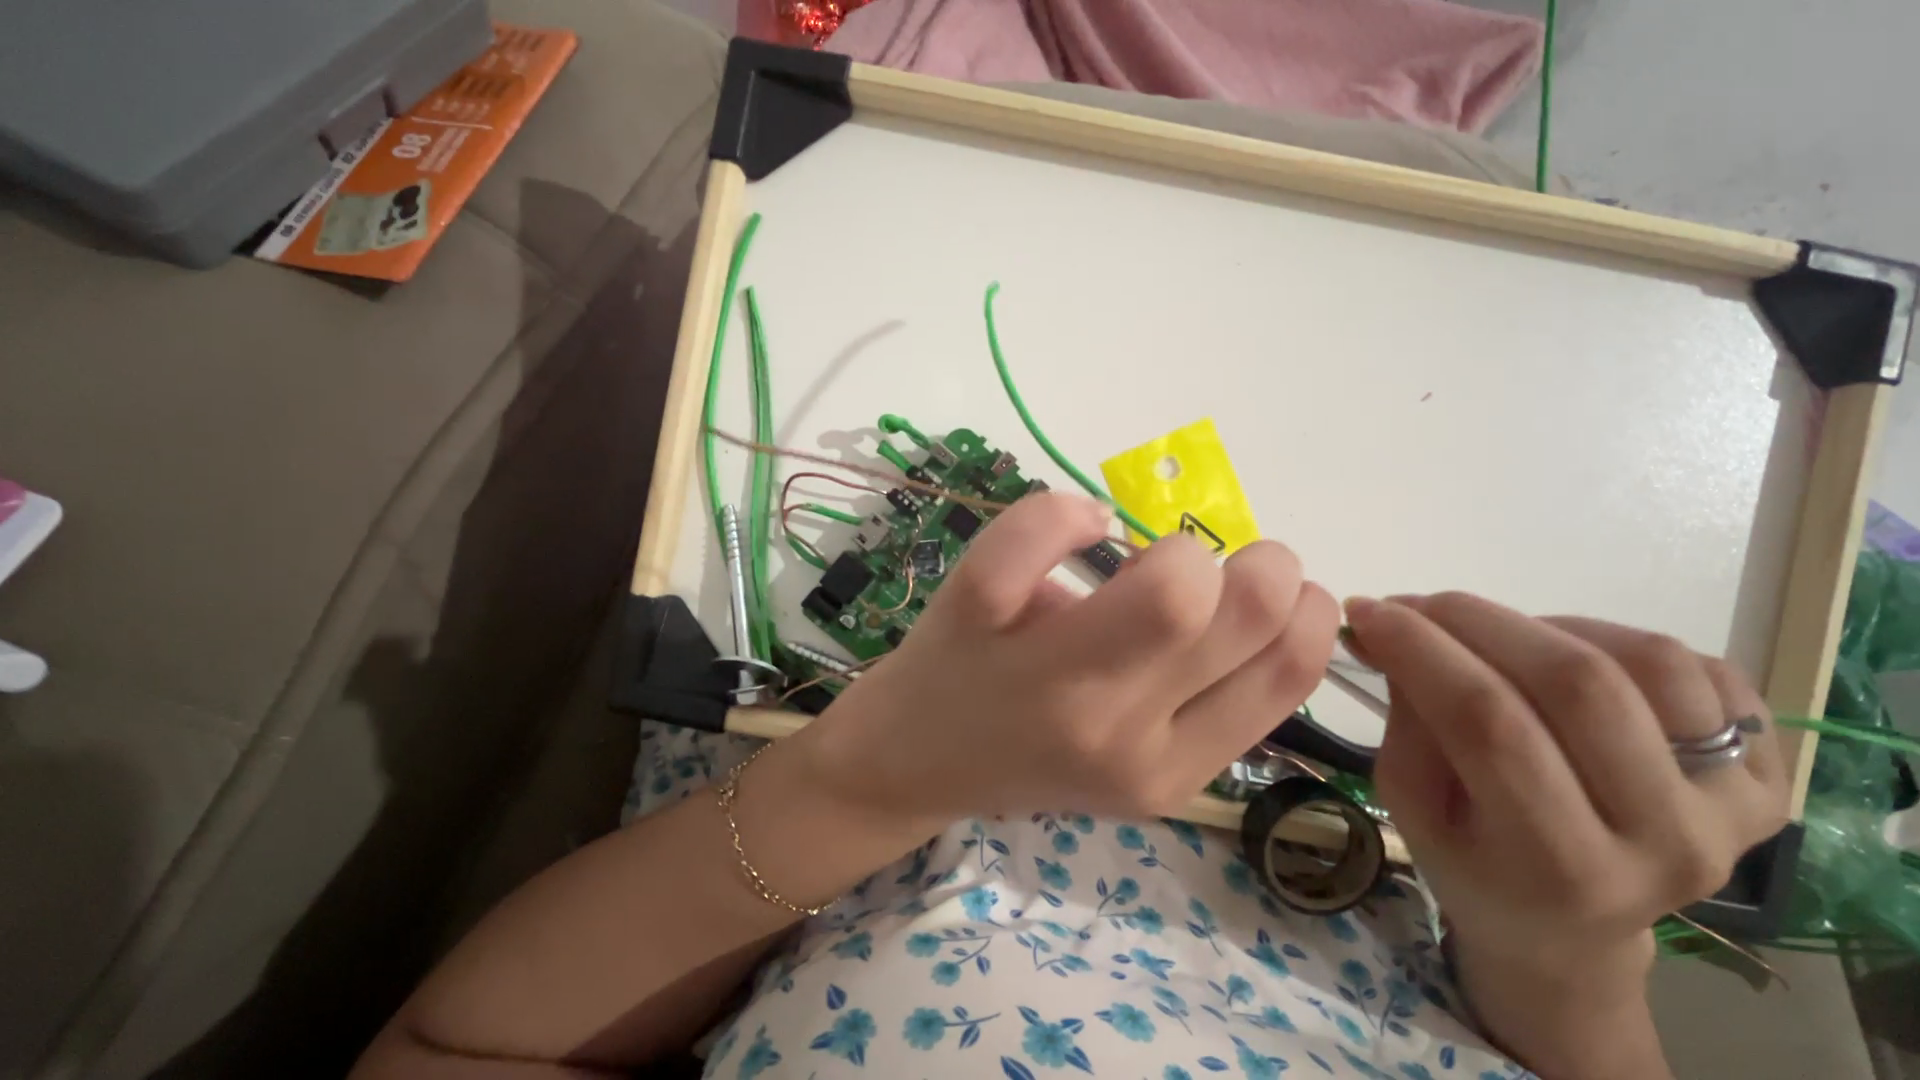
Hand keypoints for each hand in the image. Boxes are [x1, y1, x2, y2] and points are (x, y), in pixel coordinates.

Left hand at [793, 492, 1338, 825]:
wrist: (907, 765)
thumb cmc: (1028, 750)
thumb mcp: (1132, 758)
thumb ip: (1202, 698)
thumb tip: (1270, 595)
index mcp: (1166, 772)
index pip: (1284, 675)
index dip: (1306, 613)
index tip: (1282, 593)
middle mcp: (1115, 735)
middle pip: (1239, 612)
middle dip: (1257, 565)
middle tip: (1219, 566)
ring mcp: (1043, 676)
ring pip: (1167, 583)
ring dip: (1179, 547)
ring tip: (1147, 558)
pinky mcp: (976, 614)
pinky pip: (1047, 529)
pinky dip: (1069, 511)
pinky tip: (1074, 528)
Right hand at [1345, 593, 1789, 1075]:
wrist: (1569, 929)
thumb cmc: (1471, 867)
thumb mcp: (1412, 809)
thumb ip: (1408, 721)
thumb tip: (1396, 627)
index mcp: (1562, 868)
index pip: (1492, 728)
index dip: (1423, 651)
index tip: (1369, 610)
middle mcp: (1669, 843)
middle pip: (1579, 686)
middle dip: (1480, 622)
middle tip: (1423, 606)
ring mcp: (1736, 812)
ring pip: (1651, 661)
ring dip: (1552, 626)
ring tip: (1502, 640)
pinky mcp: (1775, 781)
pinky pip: (1706, 670)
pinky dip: (1623, 642)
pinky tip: (1575, 663)